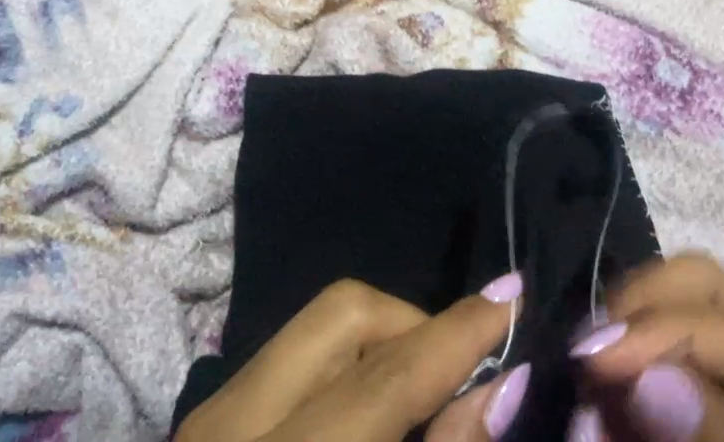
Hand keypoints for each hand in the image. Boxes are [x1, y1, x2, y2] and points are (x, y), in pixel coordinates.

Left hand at [178, 274, 532, 441]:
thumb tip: (503, 385)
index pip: (385, 378)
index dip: (458, 336)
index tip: (514, 297)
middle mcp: (232, 425)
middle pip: (344, 315)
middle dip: (415, 327)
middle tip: (462, 376)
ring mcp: (212, 417)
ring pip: (318, 325)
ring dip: (385, 345)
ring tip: (422, 398)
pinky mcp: (209, 416)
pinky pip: (296, 355)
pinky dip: (350, 367)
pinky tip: (371, 417)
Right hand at [571, 254, 723, 441]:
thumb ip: (722, 441)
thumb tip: (642, 379)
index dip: (663, 333)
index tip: (589, 359)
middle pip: (711, 288)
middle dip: (639, 312)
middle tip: (585, 363)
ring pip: (689, 300)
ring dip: (630, 327)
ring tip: (590, 378)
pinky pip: (683, 347)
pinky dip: (639, 359)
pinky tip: (611, 392)